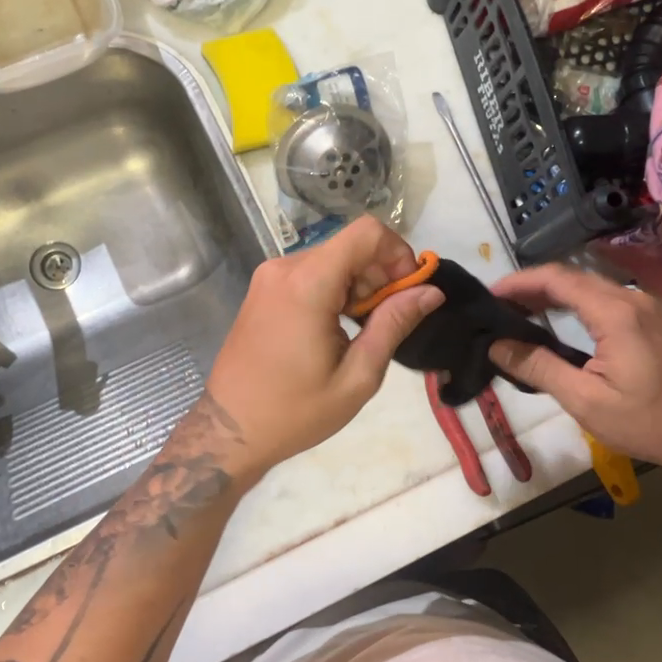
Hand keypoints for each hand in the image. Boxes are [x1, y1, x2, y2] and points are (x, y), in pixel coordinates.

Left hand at [204, 216, 443, 478]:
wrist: (231, 428)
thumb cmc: (296, 411)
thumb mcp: (357, 376)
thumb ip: (394, 325)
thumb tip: (430, 291)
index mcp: (307, 284)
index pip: (367, 233)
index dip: (397, 253)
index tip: (406, 292)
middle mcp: (284, 268)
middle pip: (350, 245)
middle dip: (379, 274)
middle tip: (385, 321)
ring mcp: (268, 276)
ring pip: (332, 258)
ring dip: (357, 283)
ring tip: (359, 330)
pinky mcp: (262, 289)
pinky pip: (310, 271)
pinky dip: (333, 289)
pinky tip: (334, 328)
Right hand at [486, 264, 661, 484]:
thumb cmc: (649, 422)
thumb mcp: (586, 400)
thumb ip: (538, 368)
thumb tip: (496, 346)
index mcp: (614, 312)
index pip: (555, 279)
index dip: (517, 282)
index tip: (487, 296)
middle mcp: (630, 299)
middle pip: (570, 278)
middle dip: (529, 288)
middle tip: (495, 308)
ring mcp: (645, 309)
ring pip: (587, 288)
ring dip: (550, 296)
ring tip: (516, 315)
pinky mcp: (651, 323)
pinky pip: (602, 301)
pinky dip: (571, 305)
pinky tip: (554, 325)